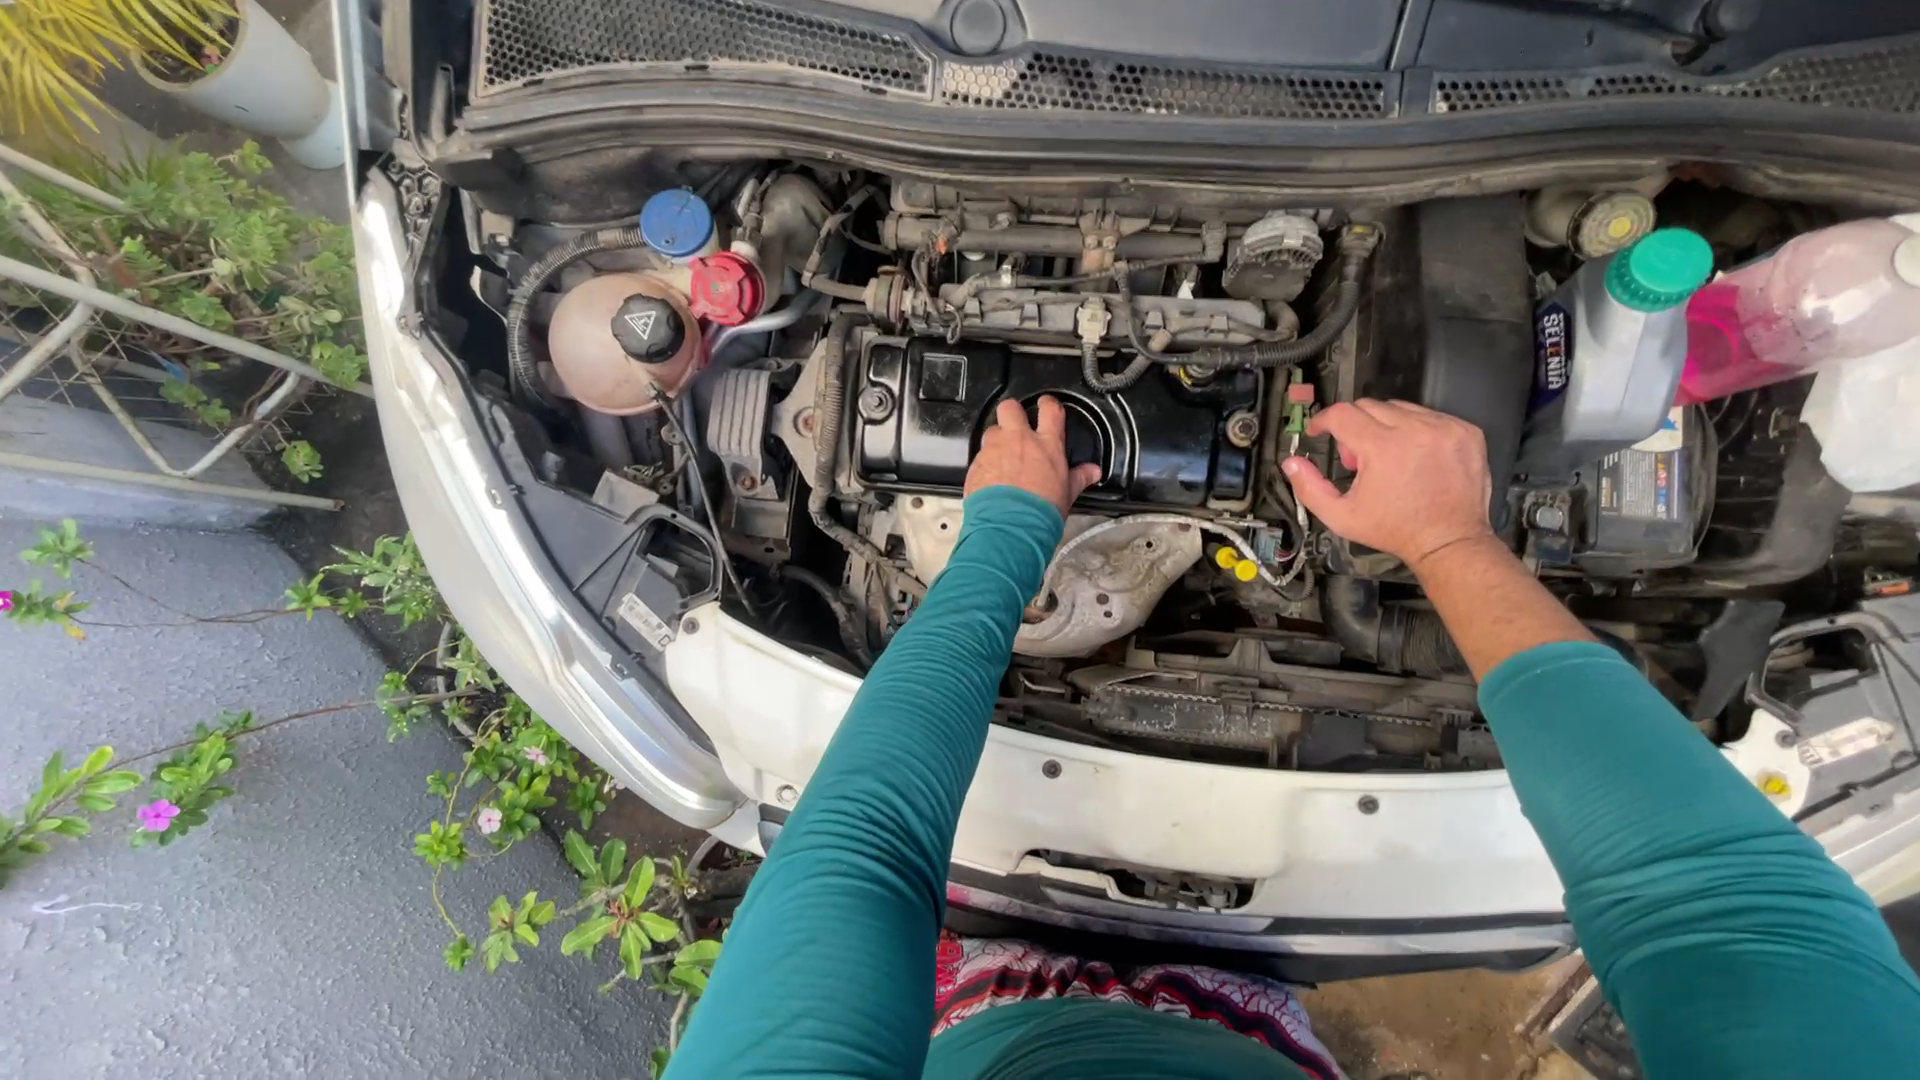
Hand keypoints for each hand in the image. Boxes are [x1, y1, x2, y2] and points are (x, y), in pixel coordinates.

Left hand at [965, 396, 1101, 517]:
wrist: (1010, 525)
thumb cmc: (1040, 510)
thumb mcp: (1067, 493)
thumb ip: (1079, 478)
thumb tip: (1093, 472)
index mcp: (1046, 445)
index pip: (1050, 410)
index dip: (1048, 403)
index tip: (1046, 405)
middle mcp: (1019, 440)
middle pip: (1011, 407)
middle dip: (1012, 412)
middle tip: (1015, 425)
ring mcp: (995, 449)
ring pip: (992, 430)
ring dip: (996, 439)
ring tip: (1001, 456)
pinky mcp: (976, 463)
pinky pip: (979, 454)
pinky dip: (984, 462)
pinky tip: (990, 476)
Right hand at [1280, 399, 1495, 571]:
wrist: (1449, 540)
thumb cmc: (1394, 530)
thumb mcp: (1340, 516)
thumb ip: (1309, 487)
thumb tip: (1291, 462)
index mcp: (1383, 448)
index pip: (1342, 414)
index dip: (1323, 420)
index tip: (1319, 431)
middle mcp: (1416, 430)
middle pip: (1368, 406)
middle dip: (1353, 427)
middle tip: (1357, 458)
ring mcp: (1445, 428)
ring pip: (1398, 407)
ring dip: (1385, 426)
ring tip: (1388, 458)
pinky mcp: (1466, 431)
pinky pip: (1429, 415)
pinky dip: (1415, 429)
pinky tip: (1413, 456)